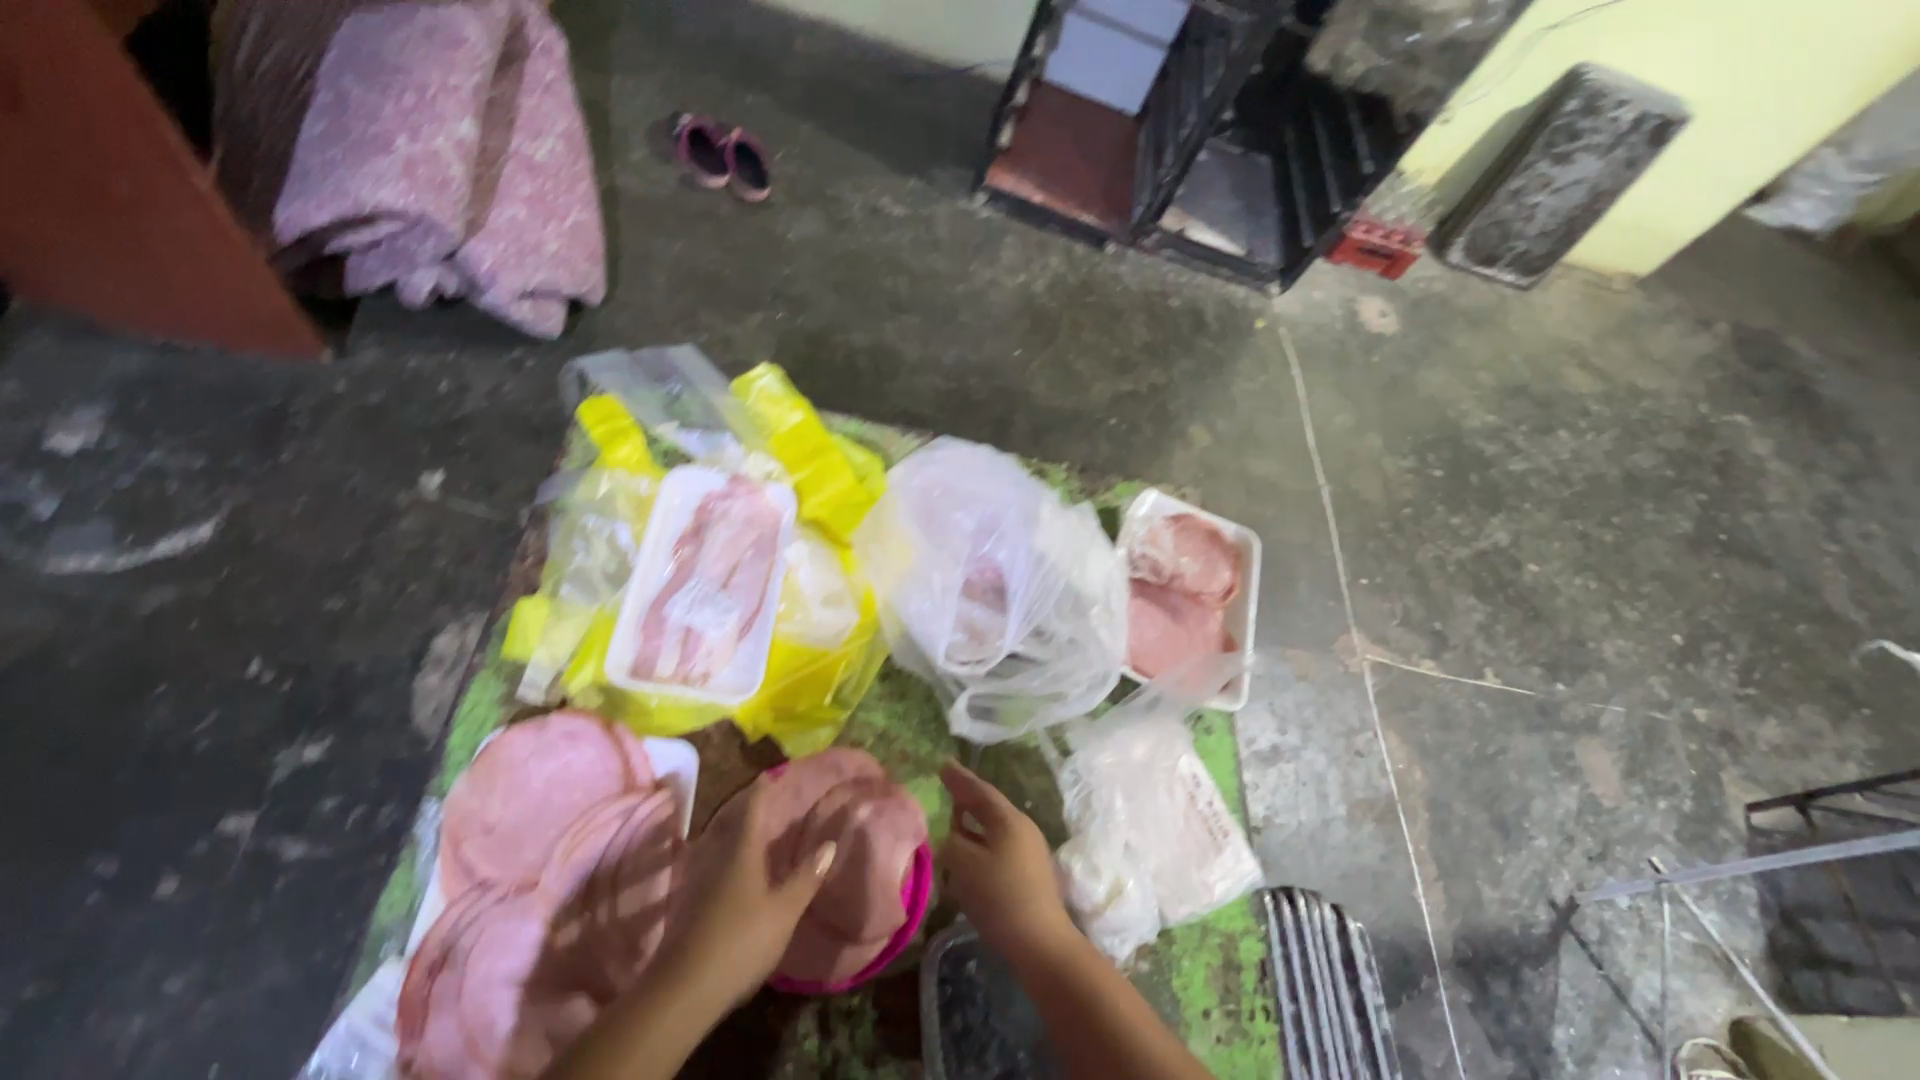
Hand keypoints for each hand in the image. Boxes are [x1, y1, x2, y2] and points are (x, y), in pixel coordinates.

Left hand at [655, 775, 837, 1009]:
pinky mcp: (693, 906)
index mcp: (741, 854)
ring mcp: (701, 883)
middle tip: (764, 797)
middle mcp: (717, 860)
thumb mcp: (784, 911)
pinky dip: (728, 858)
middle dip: (746, 809)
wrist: (685, 988)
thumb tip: (829, 843)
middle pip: (730, 825)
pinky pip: (714, 867)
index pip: (752, 812)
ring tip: (753, 830)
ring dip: (735, 833)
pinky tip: (737, 872)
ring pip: (720, 846)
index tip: (770, 774)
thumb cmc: (741, 941)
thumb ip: (805, 877)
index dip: (762, 792)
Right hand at [939, 760, 1075, 956]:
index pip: (980, 790)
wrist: (1040, 942)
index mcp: (1009, 820)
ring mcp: (1029, 851)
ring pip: (994, 827)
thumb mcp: (965, 864)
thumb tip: (949, 836)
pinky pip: (997, 845)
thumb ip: (951, 842)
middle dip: (966, 797)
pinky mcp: (1028, 873)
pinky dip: (979, 841)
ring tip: (951, 818)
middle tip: (946, 786)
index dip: (959, 778)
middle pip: (990, 806)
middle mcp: (1022, 829)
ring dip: (972, 821)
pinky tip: (966, 851)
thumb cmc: (1000, 897)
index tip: (943, 764)